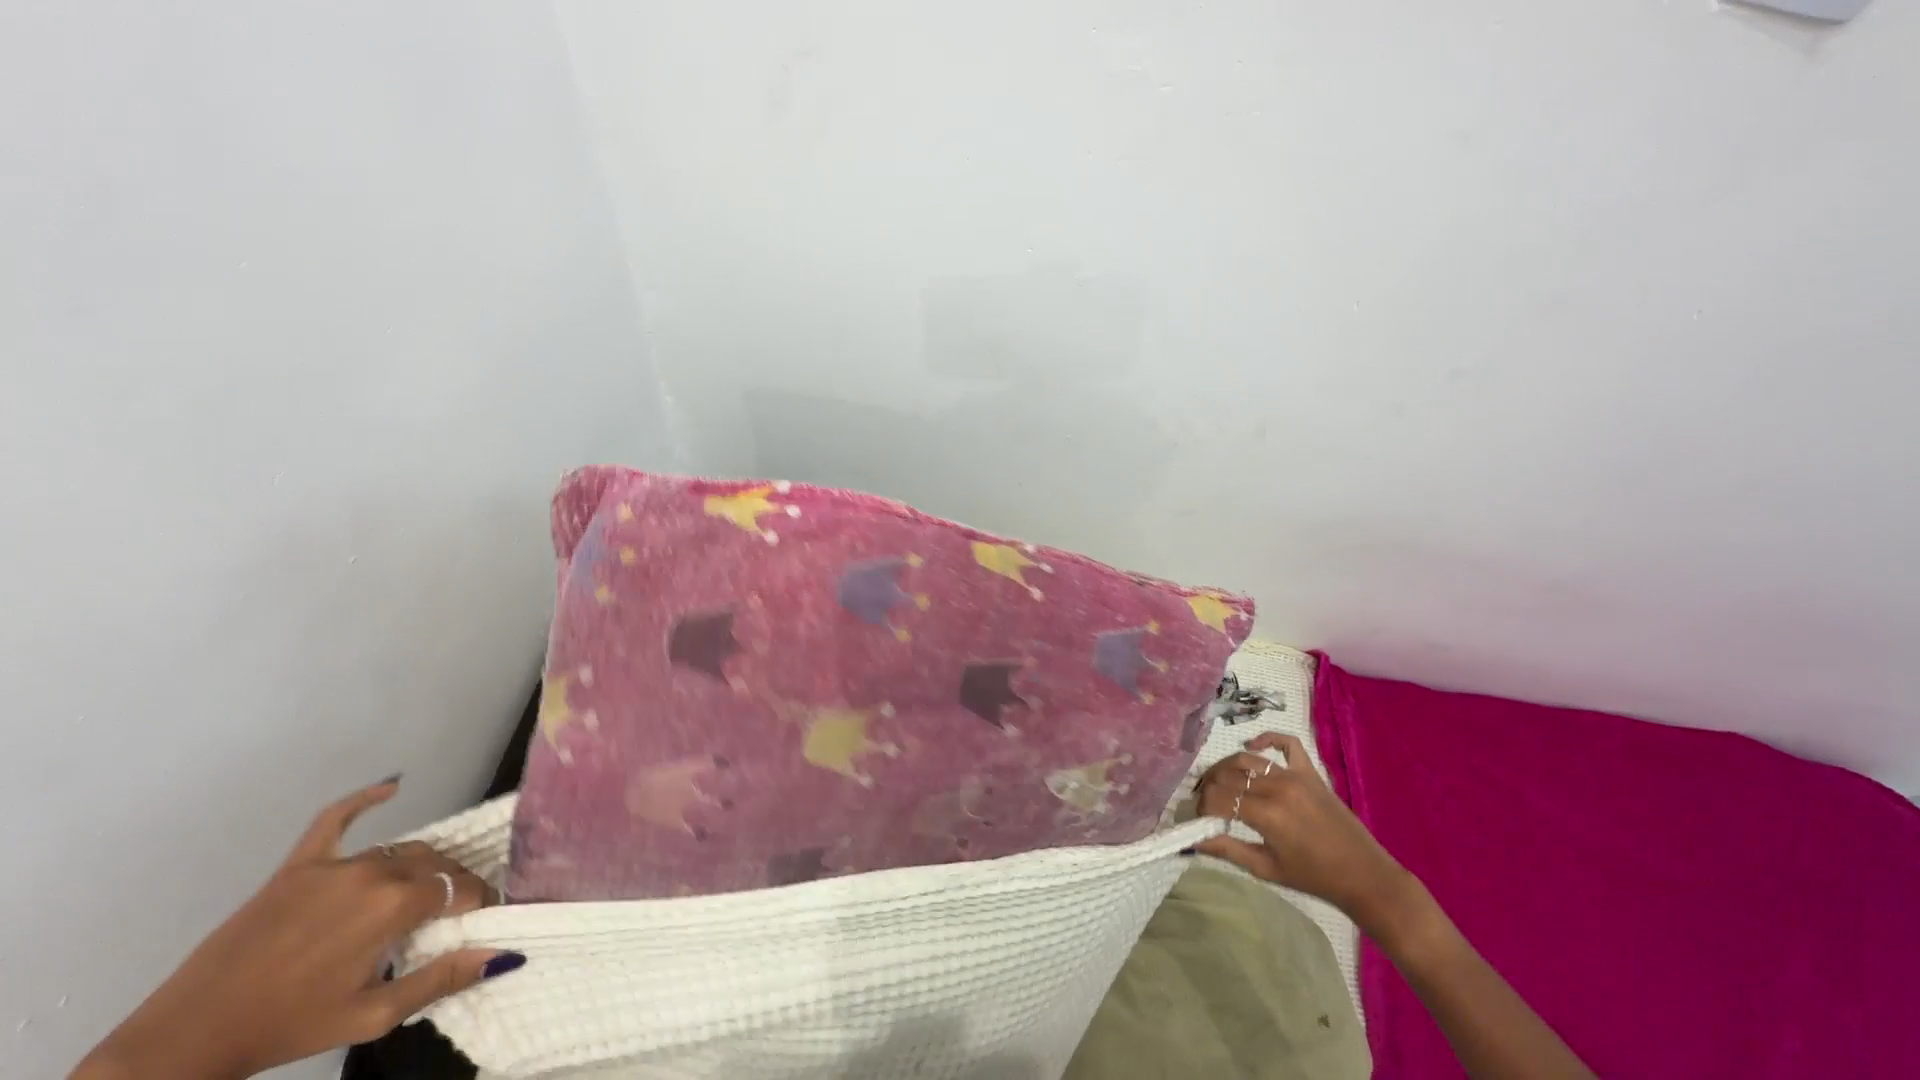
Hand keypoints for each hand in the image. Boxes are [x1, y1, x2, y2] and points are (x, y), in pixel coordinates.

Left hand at [72, 779, 524, 1079]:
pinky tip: (392, 785)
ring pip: (400, 850)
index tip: (486, 920)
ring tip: (434, 888)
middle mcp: (372, 872)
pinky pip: (336, 819)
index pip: (462, 890)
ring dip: (425, 865)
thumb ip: (444, 978)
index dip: (481, 904)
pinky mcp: (297, 864)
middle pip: (436, 866)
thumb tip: (505, 955)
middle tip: (462, 911)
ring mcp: (333, 864)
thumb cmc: (292, 1025)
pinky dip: (366, 798)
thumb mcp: (375, 1013)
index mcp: (395, 905)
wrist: (193, 1032)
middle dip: (458, 885)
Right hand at [1192, 733, 1418, 931]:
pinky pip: (1287, 744)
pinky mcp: (1311, 773)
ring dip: (1226, 768)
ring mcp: (1296, 776)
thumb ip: (1228, 850)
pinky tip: (1252, 746)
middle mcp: (1278, 788)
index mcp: (1267, 815)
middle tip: (1205, 804)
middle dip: (1209, 788)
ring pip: (1248, 759)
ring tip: (1218, 783)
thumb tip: (1193, 841)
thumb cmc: (1313, 877)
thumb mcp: (1266, 868)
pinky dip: (1266, 739)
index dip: (1202, 806)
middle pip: (1228, 775)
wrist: (1362, 874)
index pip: (1218, 798)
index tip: (1199, 819)